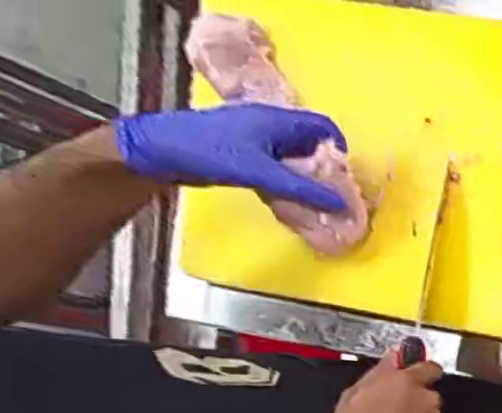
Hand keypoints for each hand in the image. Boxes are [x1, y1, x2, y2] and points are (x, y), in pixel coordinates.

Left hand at [112, 103, 349, 211]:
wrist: (159, 151)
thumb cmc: (209, 152)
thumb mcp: (261, 173)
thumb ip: (303, 189)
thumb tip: (341, 204)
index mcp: (276, 120)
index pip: (323, 126)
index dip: (339, 149)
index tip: (342, 176)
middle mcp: (269, 124)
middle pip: (312, 142)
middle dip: (325, 167)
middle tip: (330, 193)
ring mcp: (257, 137)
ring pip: (296, 156)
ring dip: (307, 177)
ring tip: (311, 199)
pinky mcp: (246, 151)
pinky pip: (280, 165)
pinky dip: (289, 181)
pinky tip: (287, 197)